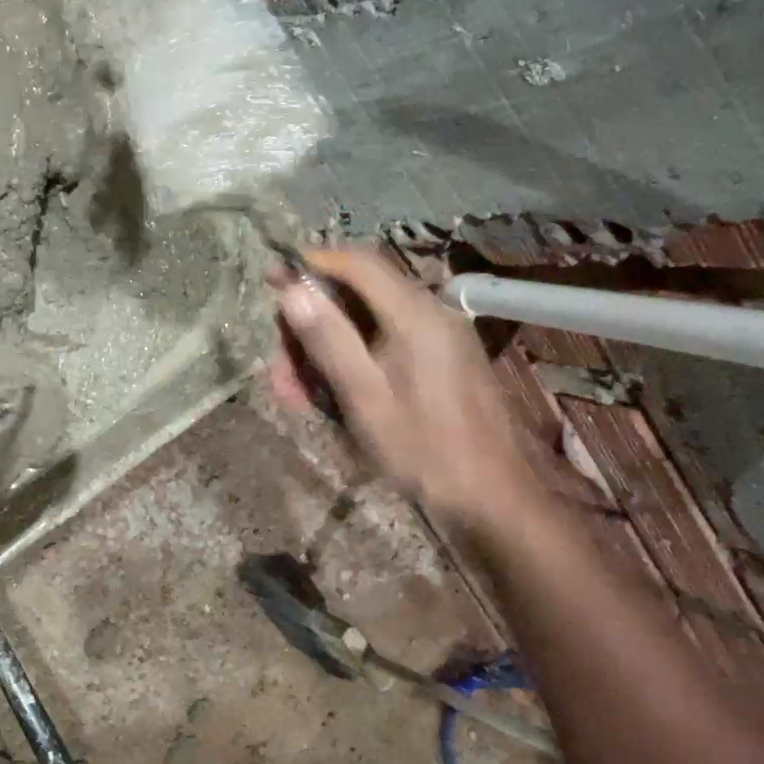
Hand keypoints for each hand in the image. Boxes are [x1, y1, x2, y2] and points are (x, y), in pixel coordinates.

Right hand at [270, 249, 544, 530]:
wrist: (493, 499)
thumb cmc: (424, 449)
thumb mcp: (364, 396)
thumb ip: (328, 340)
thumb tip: (291, 291)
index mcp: (416, 318)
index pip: (358, 264)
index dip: (311, 264)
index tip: (270, 277)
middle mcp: (430, 317)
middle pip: (354, 297)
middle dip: (307, 326)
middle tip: (277, 369)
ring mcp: (436, 340)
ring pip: (361, 325)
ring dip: (319, 352)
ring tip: (294, 397)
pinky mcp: (436, 362)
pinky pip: (378, 345)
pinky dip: (345, 364)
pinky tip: (324, 398)